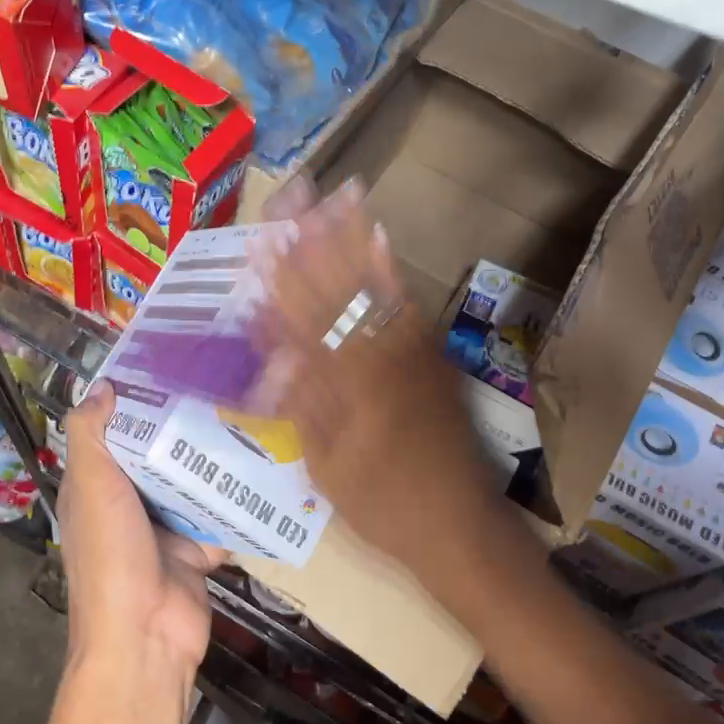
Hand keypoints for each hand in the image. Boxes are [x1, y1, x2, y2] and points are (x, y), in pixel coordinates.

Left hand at [58, 384, 221, 676]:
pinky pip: (218, 520)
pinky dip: (236, 503)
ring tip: (245, 416)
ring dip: (211, 462)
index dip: (132, 404)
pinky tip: (262, 468)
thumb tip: (102, 387)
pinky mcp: (196, 553)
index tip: (164, 368)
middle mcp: (127, 505)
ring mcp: (163, 531)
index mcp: (95, 488)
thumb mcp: (90, 485)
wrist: (145, 634)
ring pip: (190, 486)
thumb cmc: (110, 553)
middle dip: (181, 429)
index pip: (112, 436)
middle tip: (217, 387)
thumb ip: (90, 434)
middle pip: (156, 457)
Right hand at [249, 183, 522, 574]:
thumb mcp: (327, 465)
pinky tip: (382, 239)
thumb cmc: (383, 507)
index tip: (262, 239)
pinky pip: (410, 304)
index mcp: (349, 386)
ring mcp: (414, 353)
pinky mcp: (434, 358)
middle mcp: (382, 357)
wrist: (462, 529)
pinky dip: (393, 270)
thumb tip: (269, 351)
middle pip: (341, 288)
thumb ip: (300, 403)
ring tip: (338, 195)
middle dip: (315, 238)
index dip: (282, 277)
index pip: (306, 319)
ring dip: (353, 238)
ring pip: (376, 285)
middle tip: (297, 194)